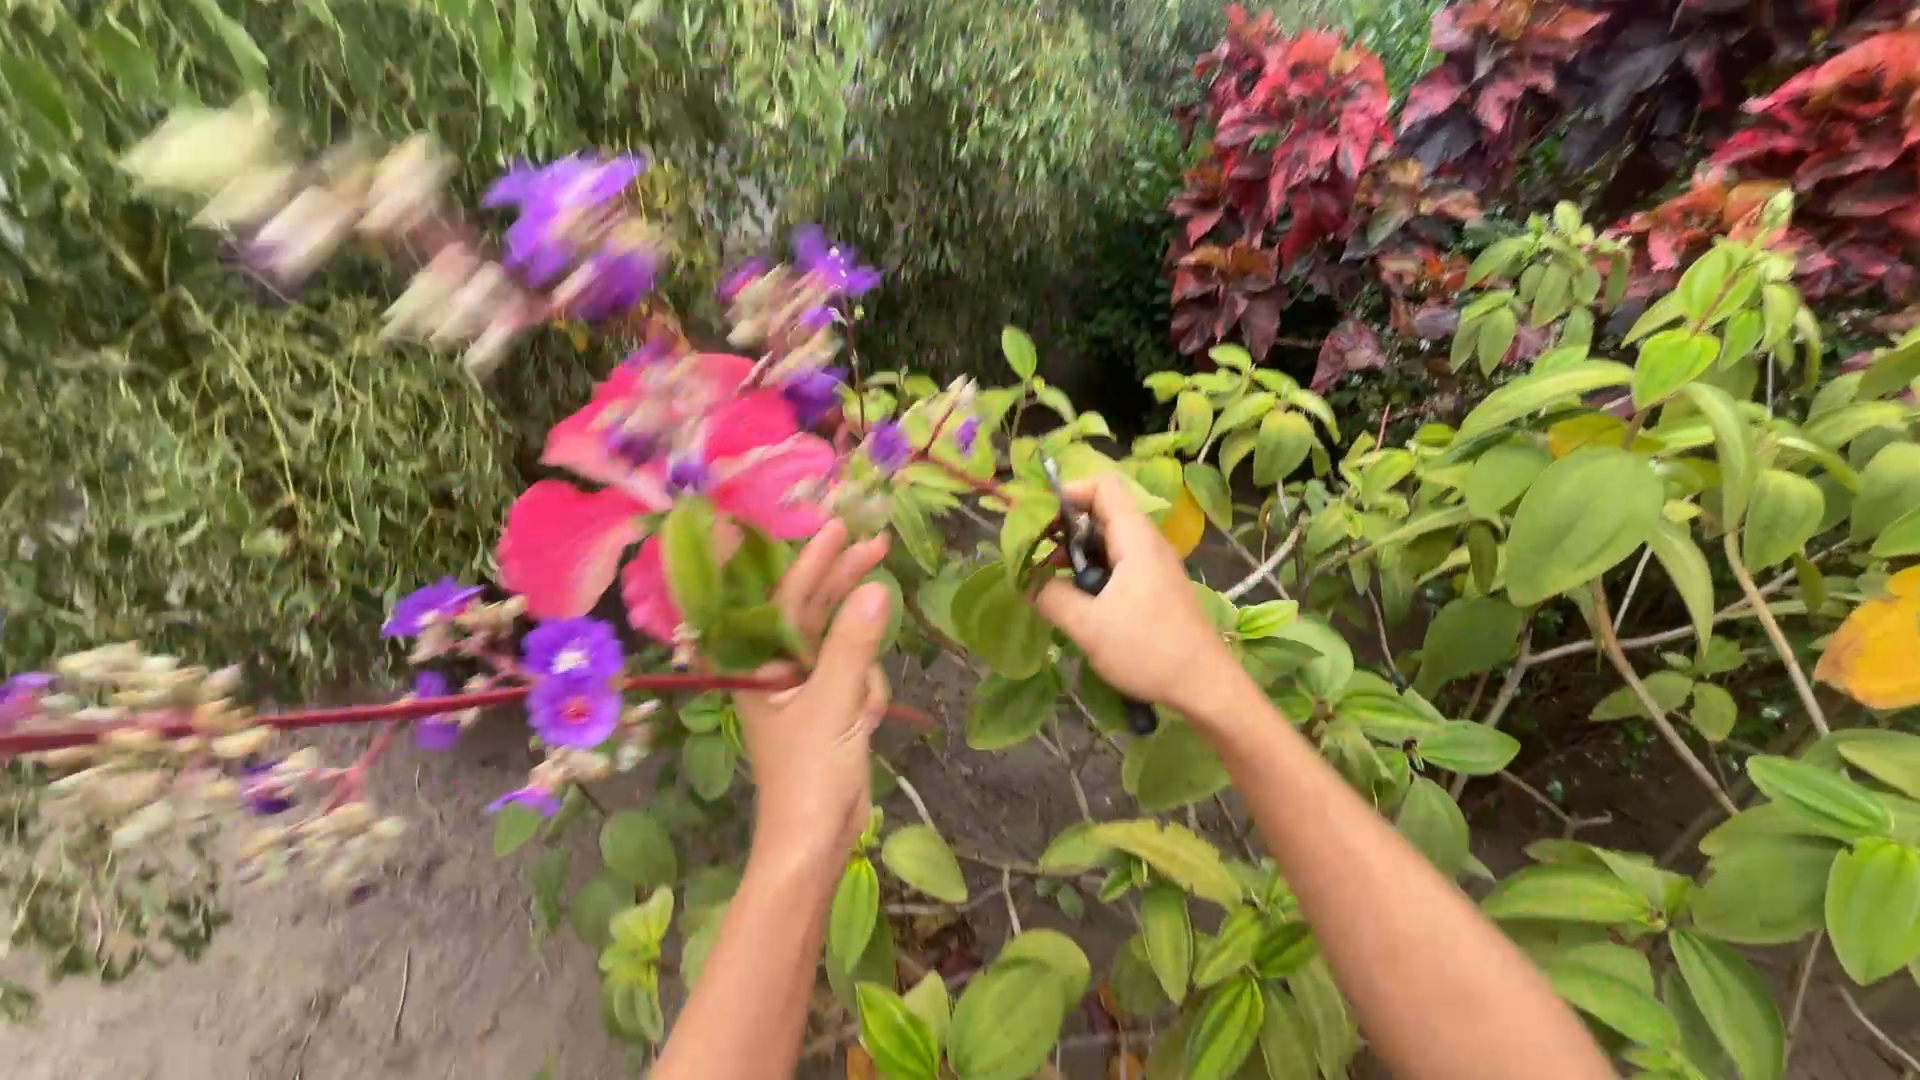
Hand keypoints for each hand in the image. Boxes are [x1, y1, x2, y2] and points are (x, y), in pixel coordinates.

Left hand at [734, 519, 893, 860]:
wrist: (818, 837)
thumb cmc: (810, 772)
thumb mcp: (834, 703)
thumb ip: (853, 644)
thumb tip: (875, 590)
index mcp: (759, 664)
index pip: (788, 599)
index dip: (815, 561)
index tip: (842, 529)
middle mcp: (776, 668)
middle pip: (815, 611)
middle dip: (845, 583)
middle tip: (877, 544)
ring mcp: (804, 687)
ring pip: (845, 646)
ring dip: (862, 670)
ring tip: (861, 710)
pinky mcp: (829, 705)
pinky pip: (858, 676)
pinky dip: (869, 693)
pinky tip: (866, 722)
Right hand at [1034, 472, 1238, 718]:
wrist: (1206, 687)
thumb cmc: (1149, 650)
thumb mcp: (1089, 627)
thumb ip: (1052, 597)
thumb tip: (1028, 580)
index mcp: (1135, 540)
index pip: (1104, 485)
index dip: (1069, 492)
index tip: (1040, 522)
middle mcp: (1147, 544)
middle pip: (1102, 511)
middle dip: (1065, 528)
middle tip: (1038, 557)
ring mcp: (1154, 566)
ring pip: (1108, 541)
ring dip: (1077, 555)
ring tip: (1052, 583)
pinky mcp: (1155, 587)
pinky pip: (1119, 564)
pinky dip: (1094, 572)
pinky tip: (1079, 602)